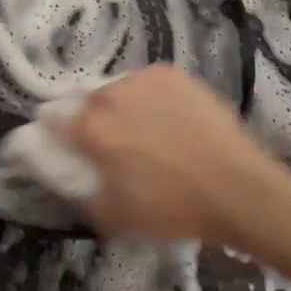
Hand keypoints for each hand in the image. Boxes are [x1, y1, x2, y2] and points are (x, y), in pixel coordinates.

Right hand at [59, 65, 283, 241]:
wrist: (236, 187)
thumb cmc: (173, 207)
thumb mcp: (115, 217)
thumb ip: (78, 191)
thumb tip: (59, 173)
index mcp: (92, 130)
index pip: (54, 117)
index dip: (55, 127)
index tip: (63, 137)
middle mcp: (111, 95)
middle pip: (87, 100)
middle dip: (91, 116)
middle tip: (111, 139)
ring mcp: (142, 79)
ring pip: (118, 88)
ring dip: (121, 103)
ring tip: (144, 126)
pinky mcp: (170, 73)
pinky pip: (148, 82)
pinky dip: (150, 95)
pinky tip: (168, 116)